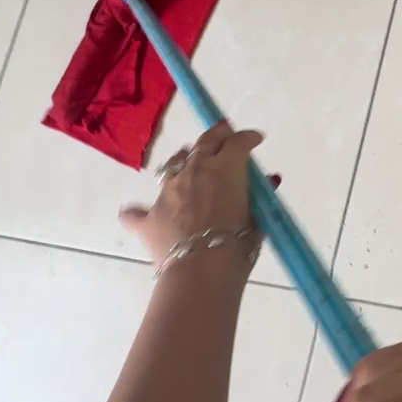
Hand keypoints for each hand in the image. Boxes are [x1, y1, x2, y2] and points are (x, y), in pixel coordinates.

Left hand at [119, 123, 263, 272]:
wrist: (203, 269)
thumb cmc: (239, 240)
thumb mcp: (259, 214)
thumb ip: (258, 195)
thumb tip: (266, 183)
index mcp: (225, 167)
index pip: (239, 141)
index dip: (248, 137)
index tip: (256, 139)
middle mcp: (194, 171)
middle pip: (204, 143)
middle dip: (217, 135)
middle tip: (225, 133)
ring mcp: (167, 193)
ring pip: (172, 167)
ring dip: (183, 162)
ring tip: (187, 164)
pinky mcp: (148, 219)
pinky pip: (136, 212)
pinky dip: (138, 212)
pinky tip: (137, 213)